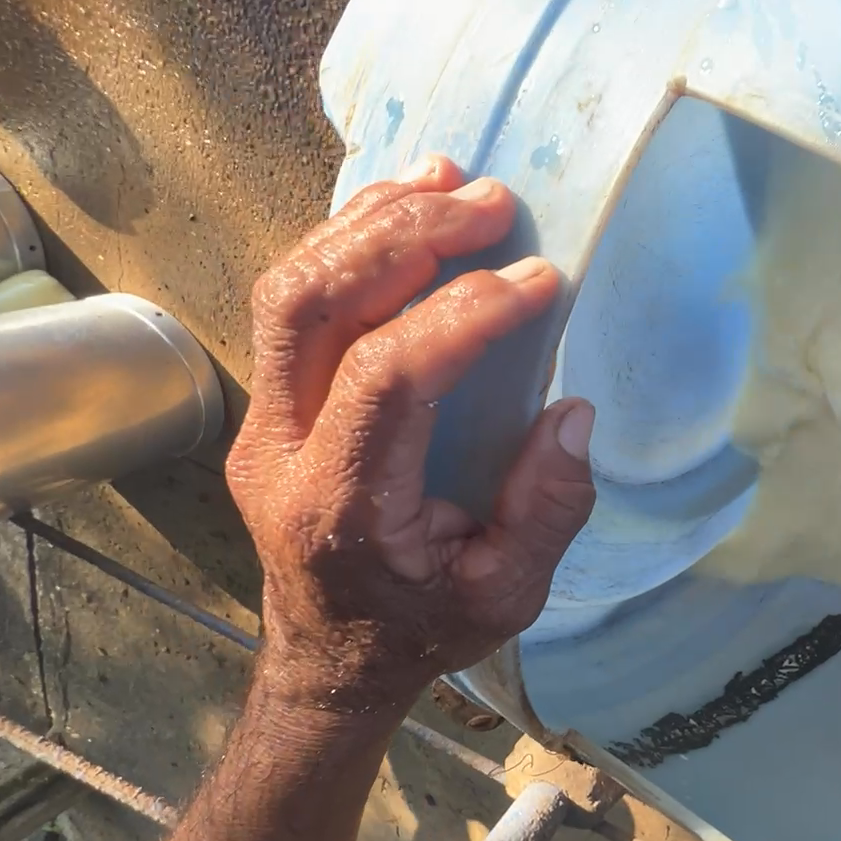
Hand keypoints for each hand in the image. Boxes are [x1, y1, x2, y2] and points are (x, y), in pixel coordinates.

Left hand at [226, 156, 595, 718]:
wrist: (333, 660)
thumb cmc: (427, 629)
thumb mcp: (509, 594)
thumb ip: (547, 509)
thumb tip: (575, 412)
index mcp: (346, 501)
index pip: (390, 377)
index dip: (464, 315)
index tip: (539, 283)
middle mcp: (284, 448)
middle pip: (312, 305)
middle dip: (404, 237)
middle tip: (491, 204)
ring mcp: (265, 420)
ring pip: (290, 288)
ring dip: (372, 222)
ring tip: (449, 180)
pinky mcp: (276, 403)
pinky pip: (298, 301)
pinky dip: (350, 242)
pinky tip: (404, 209)